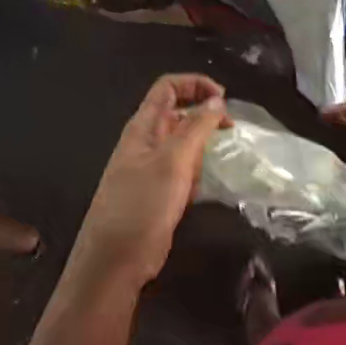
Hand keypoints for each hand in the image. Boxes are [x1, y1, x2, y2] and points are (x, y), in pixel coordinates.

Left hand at [73, 74, 229, 289]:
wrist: (115, 260)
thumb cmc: (143, 205)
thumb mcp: (174, 161)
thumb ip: (196, 127)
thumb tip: (217, 99)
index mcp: (142, 126)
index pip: (167, 87)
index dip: (195, 84)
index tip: (223, 99)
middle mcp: (145, 141)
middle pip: (177, 113)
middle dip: (204, 117)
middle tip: (230, 132)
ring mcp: (150, 168)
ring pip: (181, 143)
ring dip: (200, 148)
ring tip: (214, 164)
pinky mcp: (157, 192)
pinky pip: (181, 170)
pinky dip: (195, 172)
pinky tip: (203, 188)